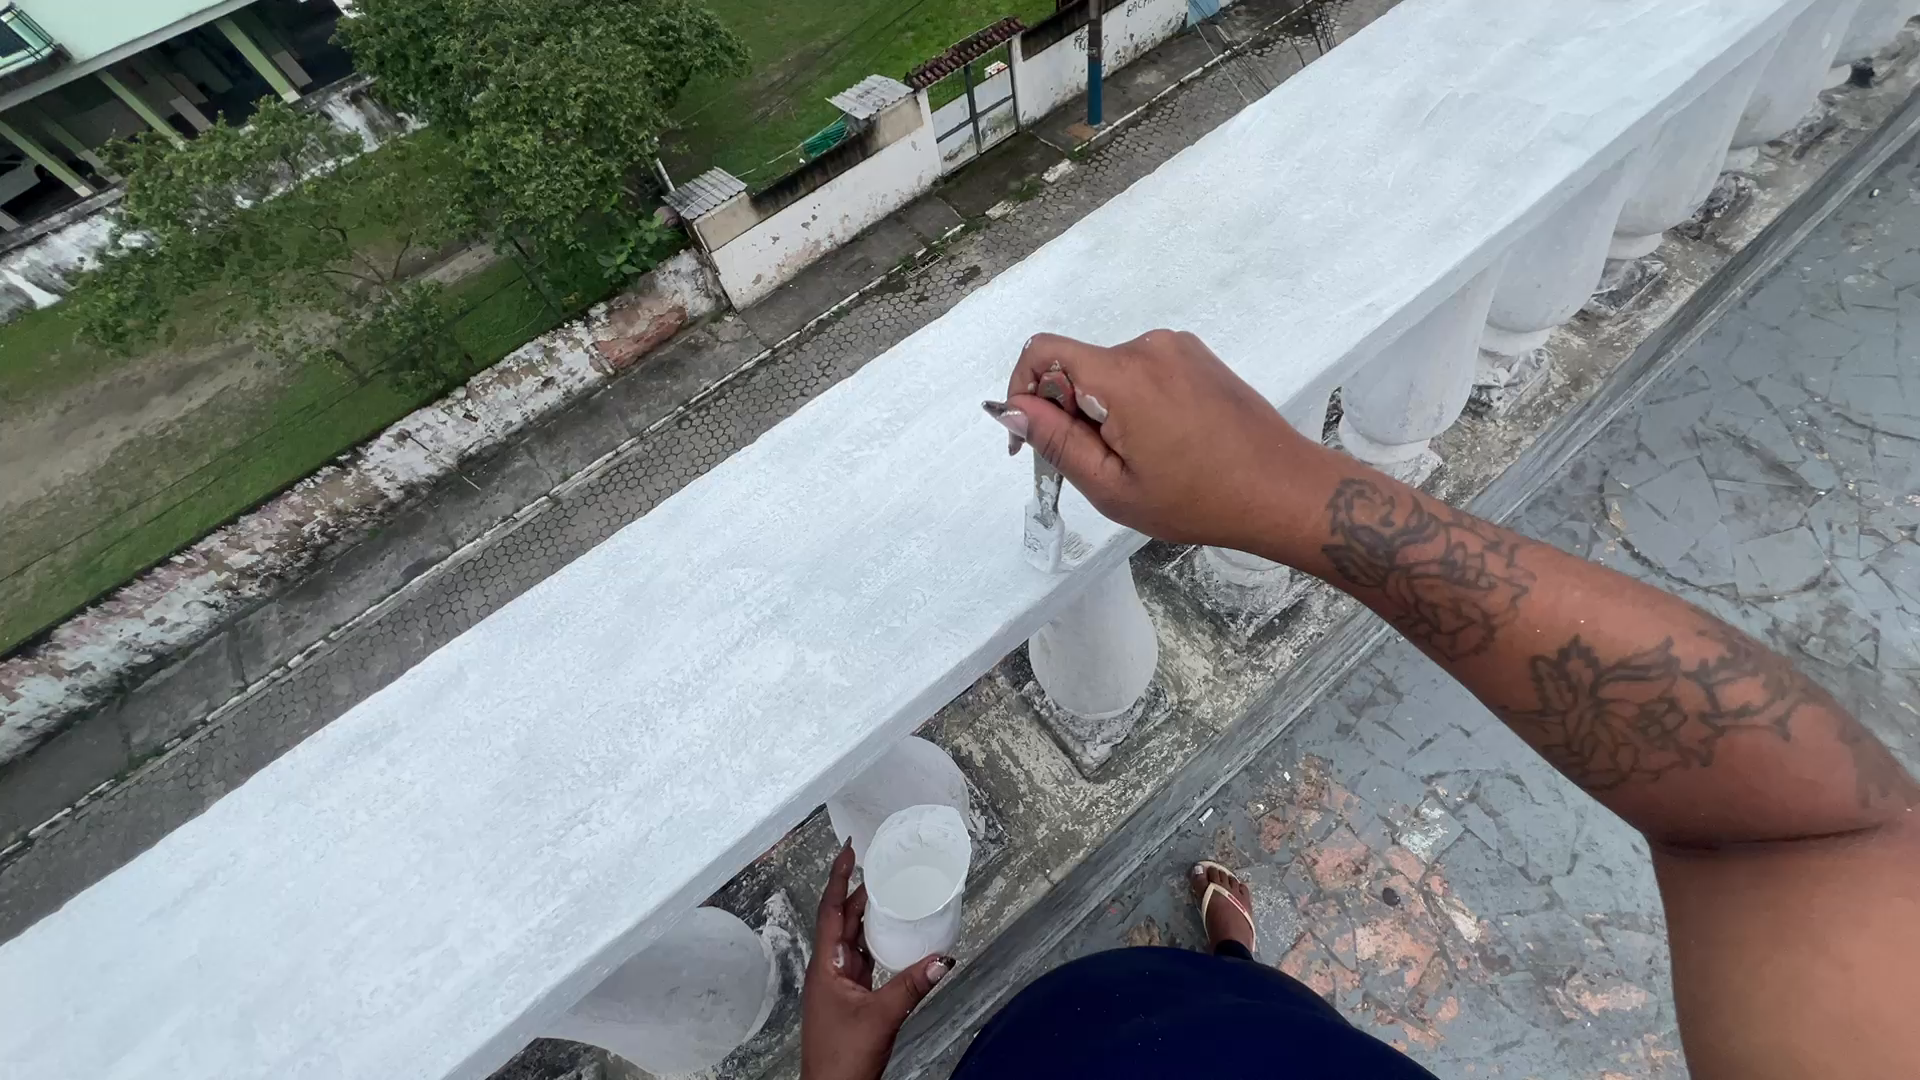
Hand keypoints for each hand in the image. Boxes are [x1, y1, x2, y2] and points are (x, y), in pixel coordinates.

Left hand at [800, 842, 951, 1079]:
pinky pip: (862, 955)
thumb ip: (912, 985)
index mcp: (825, 966)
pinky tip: (892, 933)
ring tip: (887, 889)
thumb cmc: (843, 1059)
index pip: (830, 910)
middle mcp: (828, 968)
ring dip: (865, 913)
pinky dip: (874, 938)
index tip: (849, 848)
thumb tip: (944, 958)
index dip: (837, 877)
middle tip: (879, 864)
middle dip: (856, 889)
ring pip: (851, 936)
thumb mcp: (881, 1017)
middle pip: (841, 918)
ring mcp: (838, 982)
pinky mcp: (850, 996)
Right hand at [989, 330, 1321, 550]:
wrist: (1281, 489)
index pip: (1042, 352)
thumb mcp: (1112, 486)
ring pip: (1106, 373)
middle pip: (1075, 366)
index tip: (1029, 438)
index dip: (1021, 392)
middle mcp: (1148, 346)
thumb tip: (1010, 409)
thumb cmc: (1196, 500)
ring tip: (1134, 460)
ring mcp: (1177, 347)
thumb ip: (1056, 442)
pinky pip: (1139, 372)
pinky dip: (1128, 402)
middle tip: (1093, 467)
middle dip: (1065, 412)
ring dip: (1099, 410)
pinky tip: (1159, 442)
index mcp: (1123, 376)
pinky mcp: (1195, 356)